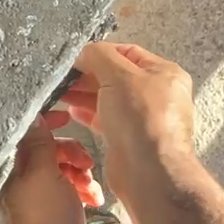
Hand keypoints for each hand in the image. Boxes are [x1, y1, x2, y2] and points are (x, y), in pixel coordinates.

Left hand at [0, 110, 100, 223]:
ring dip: (81, 174)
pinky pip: (73, 194)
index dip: (48, 124)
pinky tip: (94, 200)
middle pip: (50, 154)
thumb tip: (33, 118)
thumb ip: (40, 145)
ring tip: (90, 187)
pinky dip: (85, 192)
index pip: (30, 137)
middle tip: (86, 163)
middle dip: (71, 153)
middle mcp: (27, 186)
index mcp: (17, 174)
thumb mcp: (43, 175)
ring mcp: (45, 204)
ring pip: (65, 174)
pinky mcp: (61, 218)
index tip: (68, 117)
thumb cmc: (49, 219)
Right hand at [62, 42, 223, 223]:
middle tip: (61, 74)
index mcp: (164, 73)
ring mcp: (142, 118)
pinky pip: (105, 119)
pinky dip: (88, 112)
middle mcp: (157, 94)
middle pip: (116, 75)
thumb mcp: (119, 76)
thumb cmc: (140, 118)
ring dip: (84, 93)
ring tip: (58, 91)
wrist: (148, 172)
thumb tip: (82, 51)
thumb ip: (99, 56)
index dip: (99, 51)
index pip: (127, 52)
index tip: (73, 56)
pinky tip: (70, 110)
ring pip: (108, 98)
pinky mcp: (128, 139)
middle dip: (87, 73)